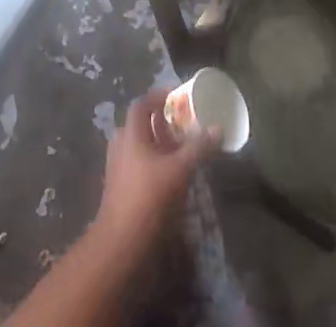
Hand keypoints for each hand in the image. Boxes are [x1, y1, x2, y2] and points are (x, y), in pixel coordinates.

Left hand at [93, 90, 217, 252]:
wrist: (122, 240)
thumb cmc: (150, 196)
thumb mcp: (180, 169)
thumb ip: (199, 147)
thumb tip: (218, 128)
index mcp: (131, 134)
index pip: (141, 104)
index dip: (158, 96)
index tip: (177, 95)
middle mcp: (120, 144)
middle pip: (140, 124)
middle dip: (161, 122)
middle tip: (183, 124)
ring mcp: (117, 166)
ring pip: (139, 145)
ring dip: (158, 143)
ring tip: (181, 149)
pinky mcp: (119, 186)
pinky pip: (137, 163)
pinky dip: (153, 161)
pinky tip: (170, 174)